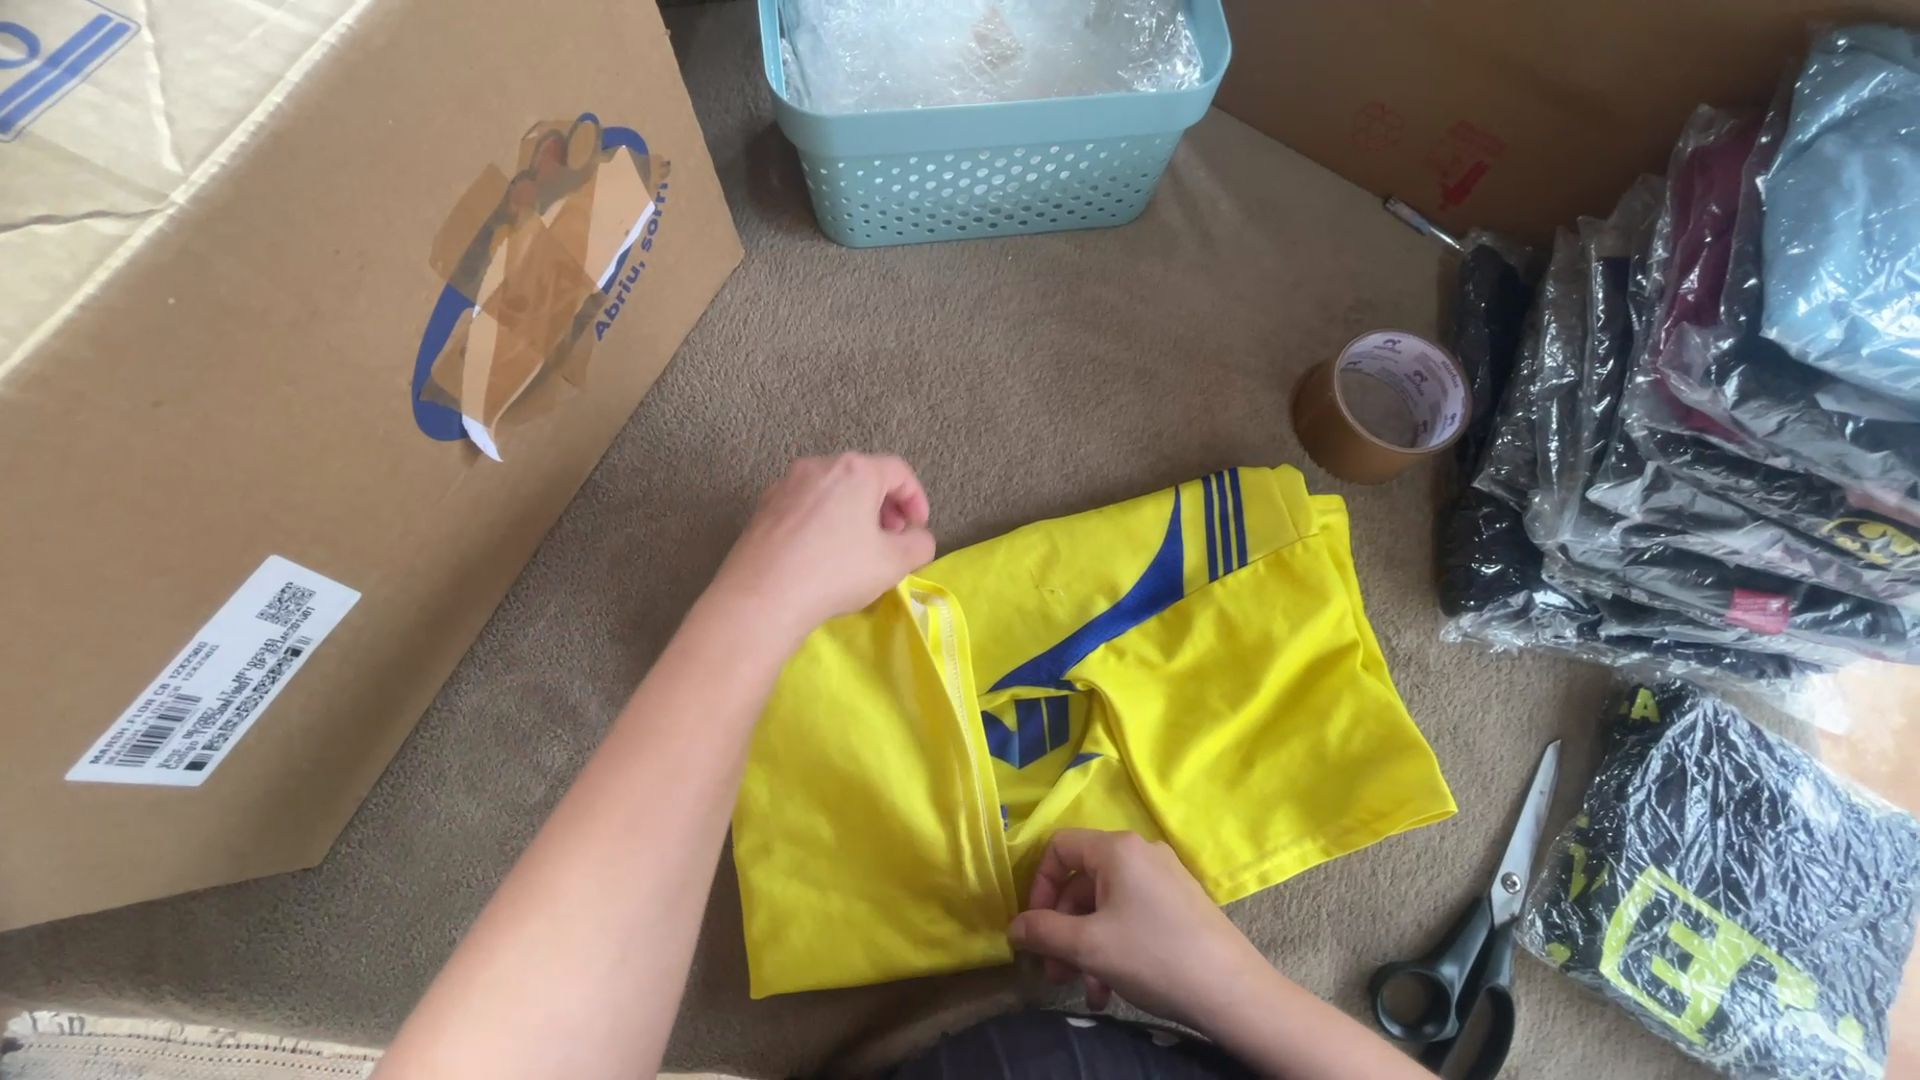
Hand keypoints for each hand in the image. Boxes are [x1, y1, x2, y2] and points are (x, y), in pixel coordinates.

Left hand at [710, 454, 934, 640]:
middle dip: (884, 505)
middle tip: (892, 537)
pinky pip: (805, 505)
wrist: (762, 597)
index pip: (898, 471)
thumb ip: (920, 544)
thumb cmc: (835, 572)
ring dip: (853, 511)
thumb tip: (917, 537)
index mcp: (854, 470)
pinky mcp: (763, 507)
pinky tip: (822, 552)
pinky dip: (823, 519)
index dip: (916, 498)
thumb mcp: (894, 563)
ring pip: (831, 489)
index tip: (919, 526)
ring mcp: (785, 484)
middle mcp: (818, 466)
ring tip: (858, 546)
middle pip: (862, 475)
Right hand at [1008, 829, 1268, 1030]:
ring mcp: (1163, 877)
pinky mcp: (1179, 903)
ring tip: (1086, 990)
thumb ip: (1044, 932)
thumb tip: (1013, 927)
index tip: (1034, 927)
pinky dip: (1113, 946)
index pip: (1060, 847)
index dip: (1039, 885)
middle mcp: (1140, 853)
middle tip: (1054, 971)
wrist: (1233, 992)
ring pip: (1105, 904)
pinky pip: (1130, 914)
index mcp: (1117, 848)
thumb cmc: (1153, 956)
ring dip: (1086, 946)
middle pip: (1082, 880)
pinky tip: (1111, 989)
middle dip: (1062, 927)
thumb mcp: (1089, 946)